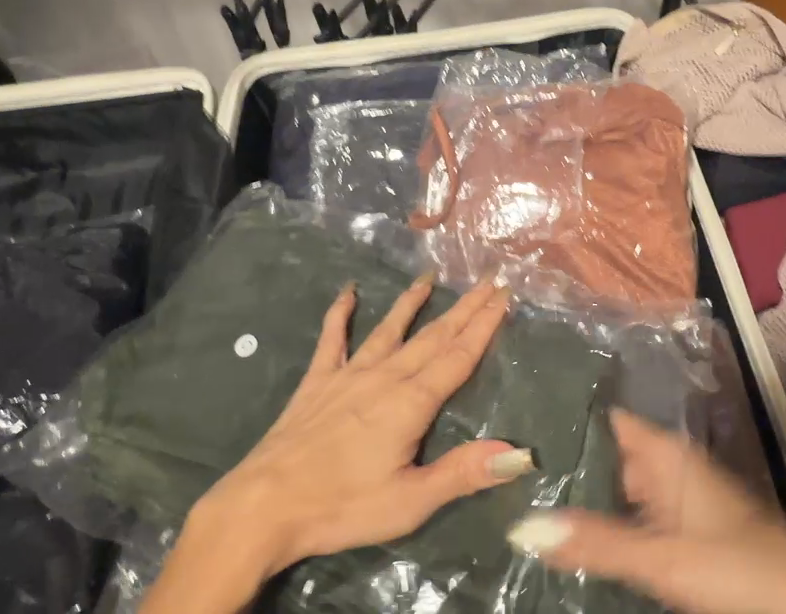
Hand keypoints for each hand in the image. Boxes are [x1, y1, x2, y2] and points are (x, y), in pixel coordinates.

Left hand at [144, 277, 532, 613]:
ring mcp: (348, 374)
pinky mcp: (317, 381)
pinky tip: (348, 291)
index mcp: (412, 403)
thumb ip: (464, 473)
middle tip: (488, 279)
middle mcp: (385, 377)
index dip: (484, 325)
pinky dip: (340, 312)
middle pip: (433, 336)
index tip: (505, 295)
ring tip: (431, 277)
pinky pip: (332, 338)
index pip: (458, 356)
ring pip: (390, 329)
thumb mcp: (411, 501)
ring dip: (412, 302)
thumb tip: (520, 454)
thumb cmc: (343, 507)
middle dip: (464, 308)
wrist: (265, 505)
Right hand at [508, 411, 785, 613]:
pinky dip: (593, 526)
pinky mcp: (673, 539)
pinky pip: (622, 523)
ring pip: (609, 493)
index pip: (603, 417)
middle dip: (556, 462)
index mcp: (664, 454)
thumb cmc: (742, 566)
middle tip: (495, 462)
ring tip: (510, 494)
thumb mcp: (664, 556)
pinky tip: (557, 538)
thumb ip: (596, 542)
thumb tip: (519, 524)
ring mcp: (669, 505)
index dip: (561, 411)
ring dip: (572, 498)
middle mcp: (664, 470)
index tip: (511, 413)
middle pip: (601, 456)